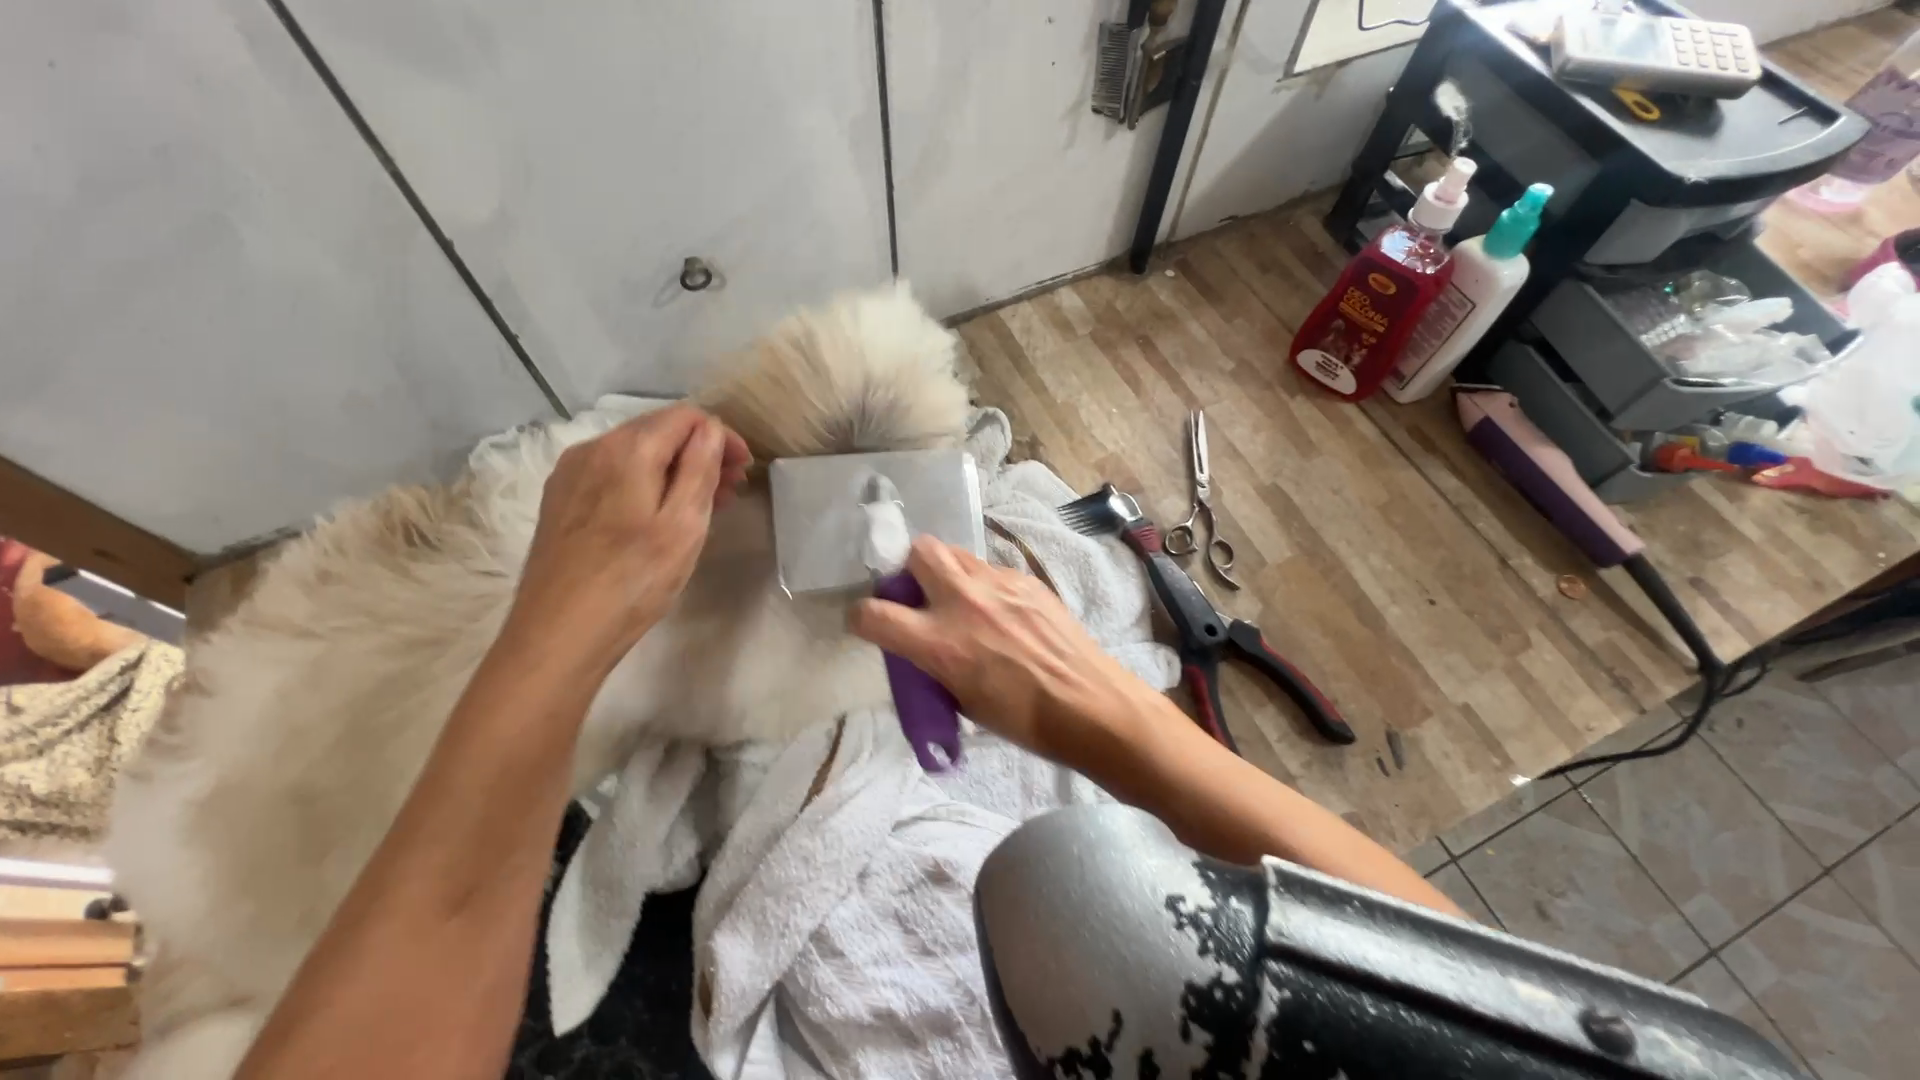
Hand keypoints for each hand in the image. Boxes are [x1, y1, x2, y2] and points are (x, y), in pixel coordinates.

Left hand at [508, 405, 750, 668]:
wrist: (558, 633)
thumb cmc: (633, 581)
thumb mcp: (683, 525)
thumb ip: (700, 469)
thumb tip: (712, 430)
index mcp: (627, 449)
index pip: (686, 417)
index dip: (722, 437)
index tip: (744, 471)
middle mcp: (593, 448)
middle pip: (658, 431)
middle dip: (700, 452)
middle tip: (731, 490)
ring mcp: (571, 474)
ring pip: (635, 454)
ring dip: (674, 469)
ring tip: (702, 506)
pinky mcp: (560, 500)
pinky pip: (613, 475)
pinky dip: (645, 483)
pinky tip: (658, 517)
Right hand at [849, 536, 1155, 768]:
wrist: (1088, 704)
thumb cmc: (1022, 720)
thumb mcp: (960, 701)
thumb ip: (933, 664)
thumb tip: (926, 649)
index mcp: (939, 643)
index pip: (873, 614)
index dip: (861, 617)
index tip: (867, 623)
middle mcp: (963, 602)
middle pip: (918, 551)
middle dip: (910, 569)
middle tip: (921, 595)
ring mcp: (998, 585)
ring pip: (957, 553)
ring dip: (948, 572)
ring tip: (962, 601)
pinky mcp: (1027, 580)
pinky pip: (991, 570)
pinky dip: (985, 586)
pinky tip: (1003, 613)